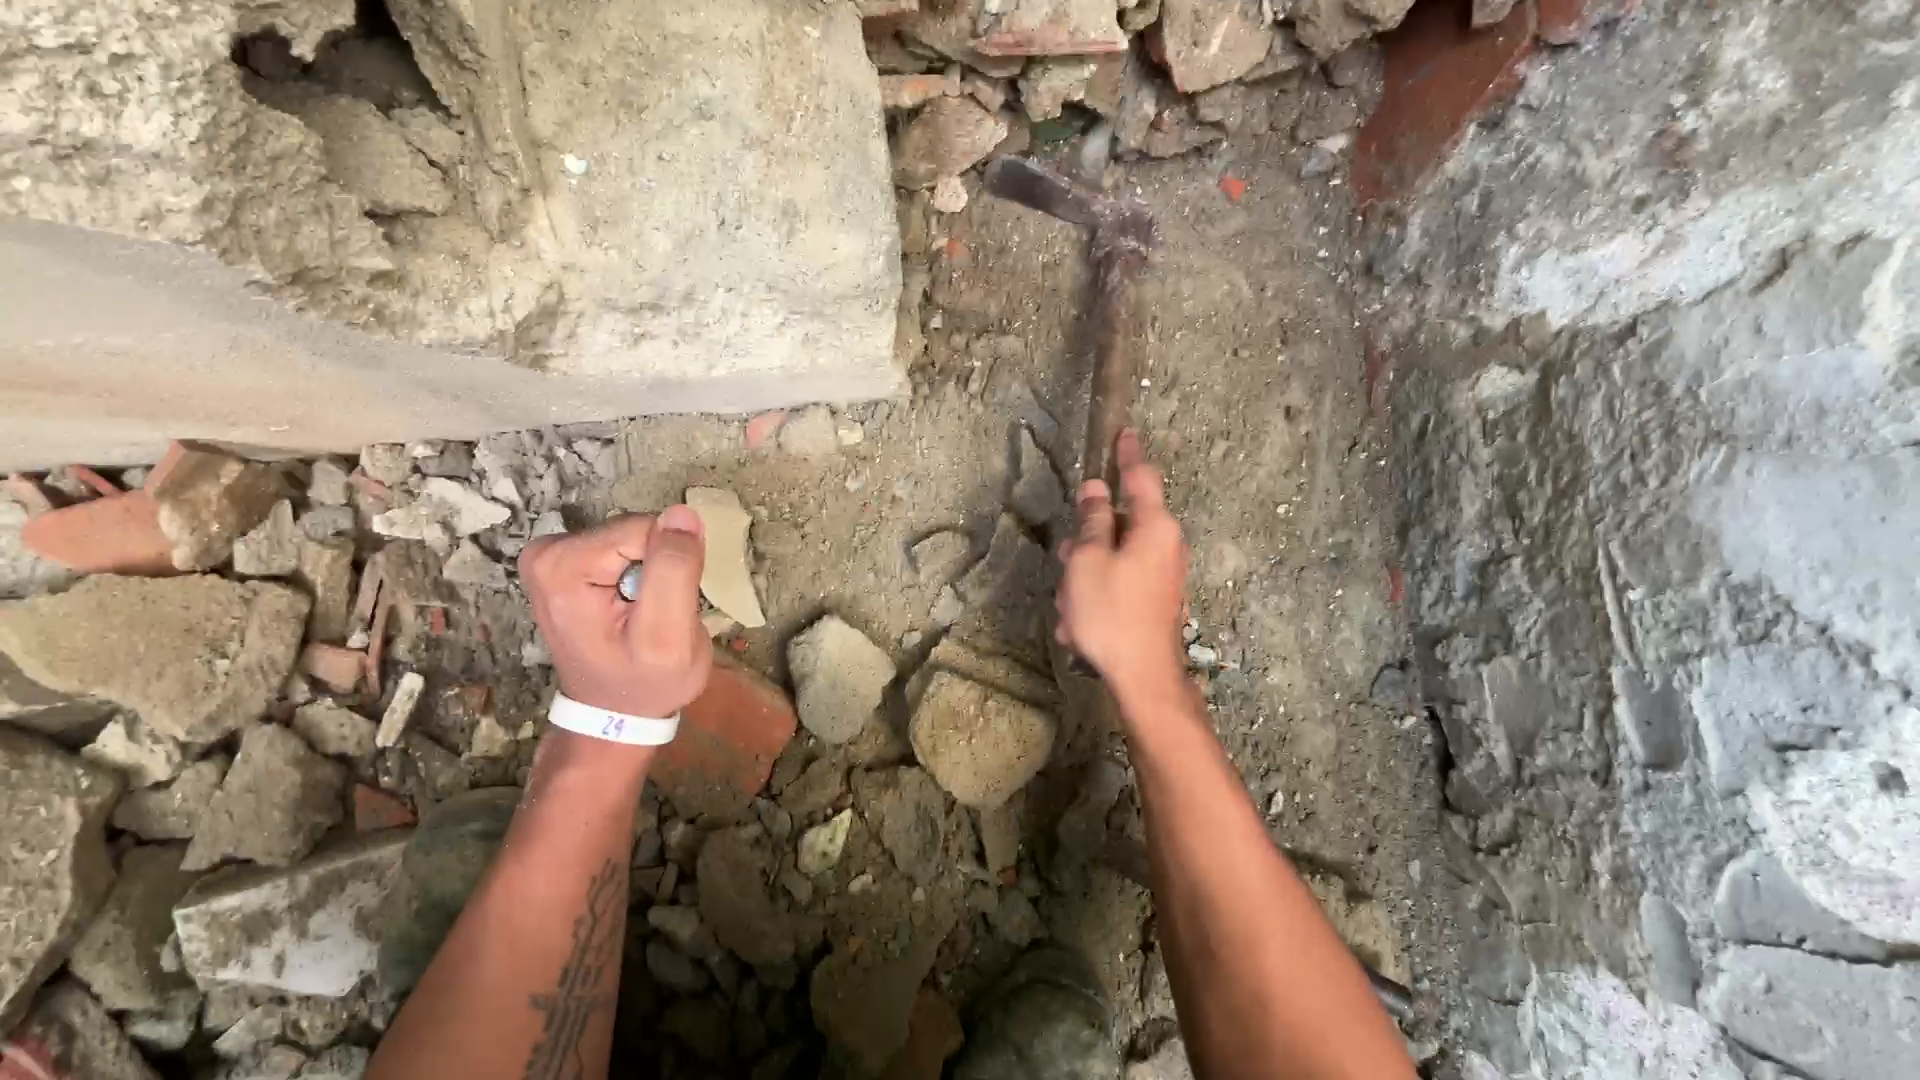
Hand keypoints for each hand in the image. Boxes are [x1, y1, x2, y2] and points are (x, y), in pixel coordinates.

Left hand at [518, 505, 712, 718]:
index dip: (669, 566)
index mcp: (562, 567)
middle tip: (654, 615)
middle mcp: (546, 552)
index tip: (662, 607)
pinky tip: (632, 607)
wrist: (617, 713)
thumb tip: (682, 514)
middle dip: (658, 569)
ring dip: (651, 574)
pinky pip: (625, 547)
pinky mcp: (564, 560)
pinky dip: (639, 575)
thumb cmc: (645, 683)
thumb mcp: (670, 638)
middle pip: (636, 531)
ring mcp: (551, 555)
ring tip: (643, 615)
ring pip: (634, 538)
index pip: (645, 530)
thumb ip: (675, 572)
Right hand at [1055, 430, 1188, 696]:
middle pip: (1120, 525)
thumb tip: (1095, 490)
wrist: (1142, 675)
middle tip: (1065, 557)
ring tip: (1068, 606)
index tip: (1124, 433)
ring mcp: (1162, 575)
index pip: (1141, 478)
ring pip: (1113, 559)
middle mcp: (1166, 546)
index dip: (1128, 454)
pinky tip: (1078, 624)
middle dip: (1087, 541)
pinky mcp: (1154, 600)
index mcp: (1155, 527)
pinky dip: (1096, 597)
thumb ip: (1093, 521)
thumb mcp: (1089, 560)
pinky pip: (1118, 585)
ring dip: (1085, 576)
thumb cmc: (1111, 612)